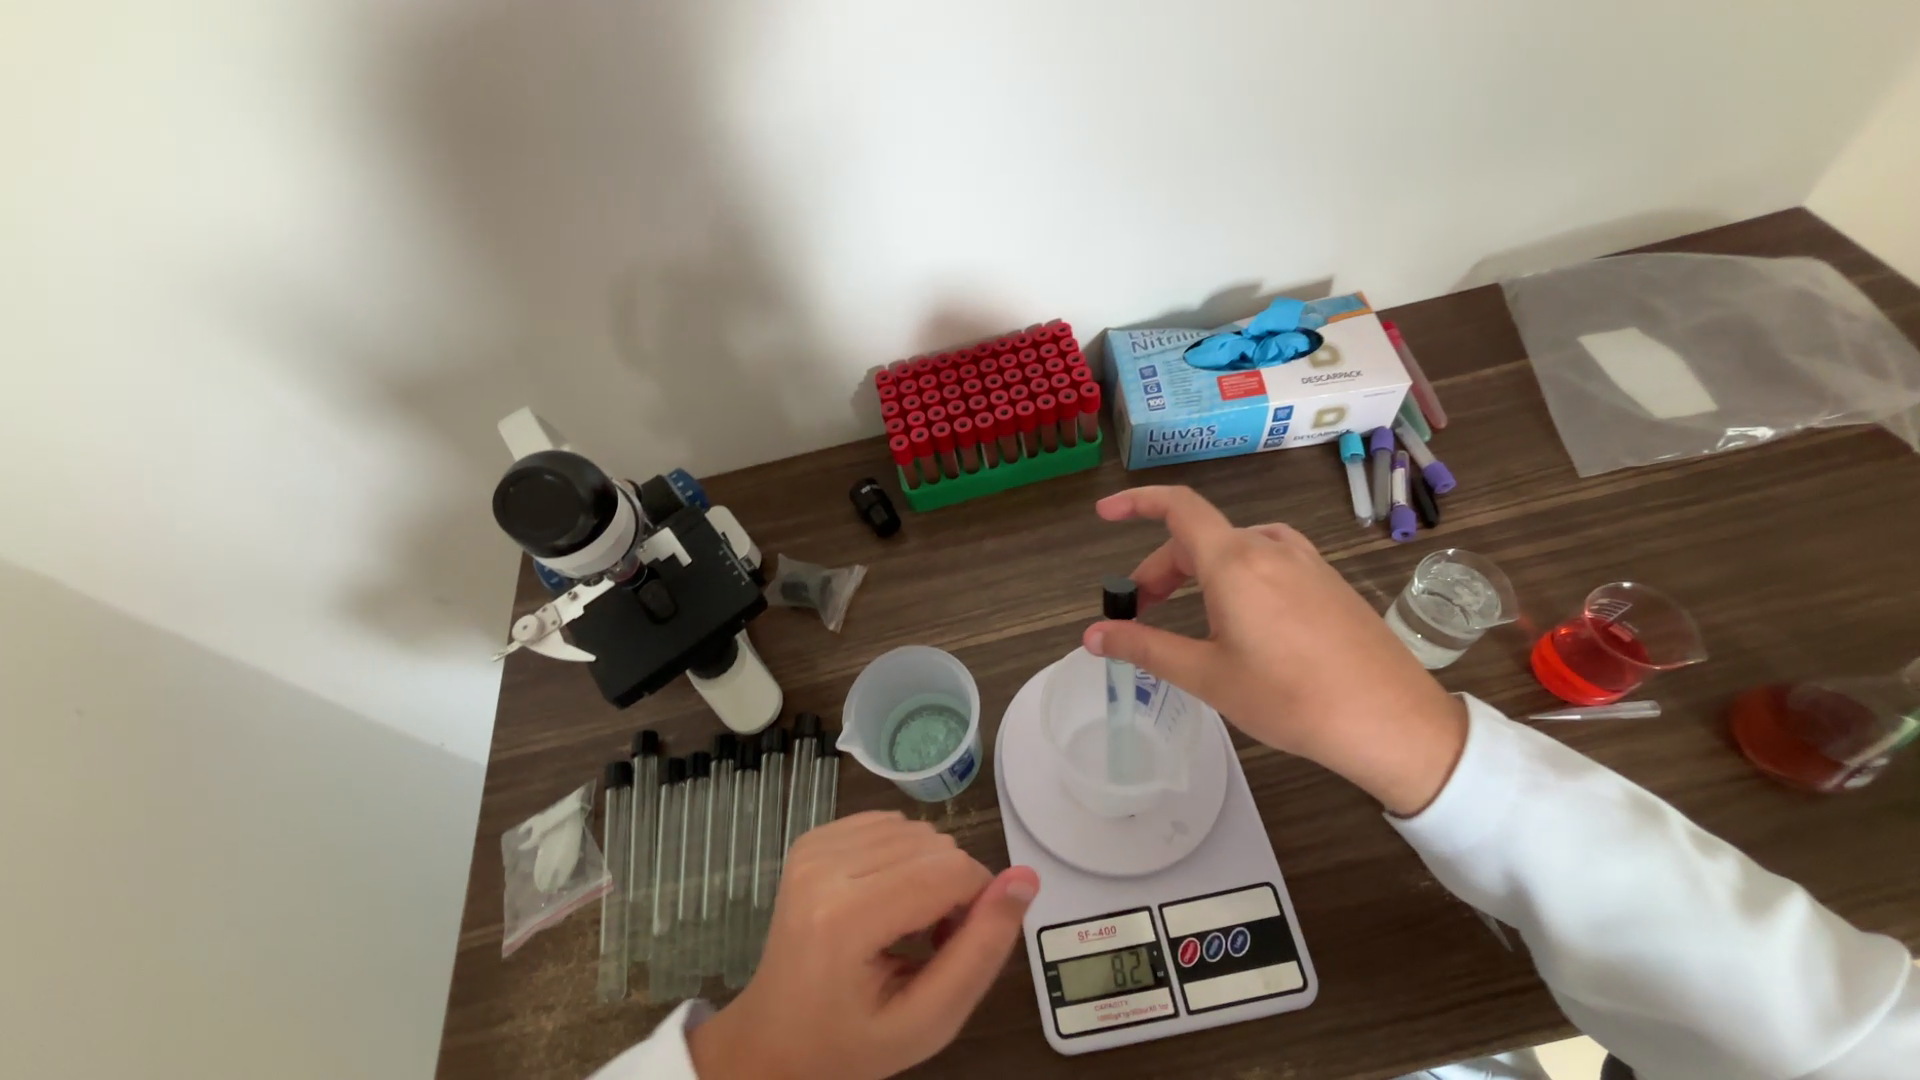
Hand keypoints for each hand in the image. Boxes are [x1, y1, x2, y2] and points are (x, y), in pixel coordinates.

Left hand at [688, 812, 1038, 1079]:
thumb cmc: (852, 1042)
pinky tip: (886, 895)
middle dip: (951, 888)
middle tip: (929, 941)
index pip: (951, 871)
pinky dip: (902, 856)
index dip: (977, 903)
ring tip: (906, 922)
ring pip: (915, 829)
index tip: (956, 945)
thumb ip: (982, 950)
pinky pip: (887, 823)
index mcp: (846, 917)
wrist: (774, 1040)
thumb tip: (1025, 878)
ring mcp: (813, 847)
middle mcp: (824, 867)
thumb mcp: (928, 1020)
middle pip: (935, 845)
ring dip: (928, 870)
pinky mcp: (811, 837)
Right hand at [1082, 486, 1466, 814]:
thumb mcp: (1207, 676)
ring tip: (1190, 621)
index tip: (1104, 512)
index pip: (1176, 506)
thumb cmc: (1290, 698)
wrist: (1391, 721)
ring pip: (1233, 550)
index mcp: (1235, 561)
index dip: (1136, 502)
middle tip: (1141, 614)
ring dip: (1198, 575)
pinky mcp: (1327, 580)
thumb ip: (1144, 647)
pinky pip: (1265, 562)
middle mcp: (1270, 546)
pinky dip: (1233, 579)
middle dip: (1161, 570)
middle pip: (1199, 538)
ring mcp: (1305, 560)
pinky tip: (1241, 623)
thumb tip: (1091, 635)